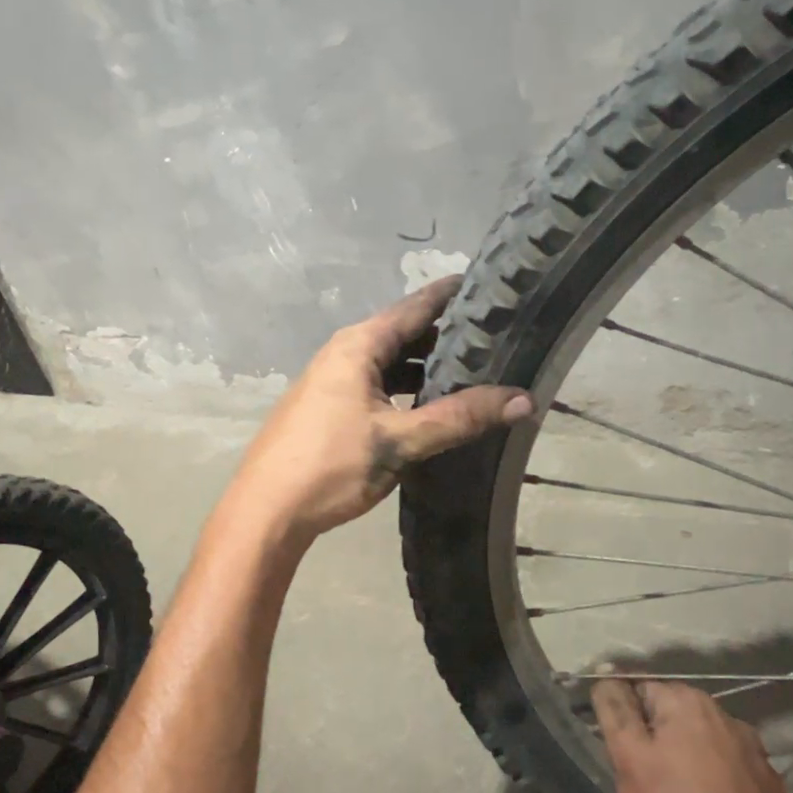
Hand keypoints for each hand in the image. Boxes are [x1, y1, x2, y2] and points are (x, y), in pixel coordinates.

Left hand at [225, 276, 532, 541]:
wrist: (267, 508)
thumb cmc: (330, 465)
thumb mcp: (400, 441)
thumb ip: (459, 418)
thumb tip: (524, 399)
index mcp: (358, 345)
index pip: (415, 306)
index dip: (452, 294)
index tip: (493, 284)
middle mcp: (344, 352)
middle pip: (405, 332)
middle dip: (449, 334)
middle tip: (503, 336)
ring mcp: (334, 379)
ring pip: (392, 362)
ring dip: (429, 366)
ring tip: (480, 371)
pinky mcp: (332, 405)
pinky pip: (379, 383)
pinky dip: (409, 388)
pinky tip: (435, 405)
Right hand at [593, 680, 792, 792]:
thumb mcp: (628, 757)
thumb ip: (614, 708)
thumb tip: (607, 675)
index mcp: (689, 701)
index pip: (639, 689)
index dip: (627, 719)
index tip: (625, 752)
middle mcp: (728, 716)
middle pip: (675, 715)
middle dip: (659, 738)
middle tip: (649, 776)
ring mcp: (758, 753)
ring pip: (705, 743)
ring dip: (690, 758)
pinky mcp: (774, 788)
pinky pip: (733, 771)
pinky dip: (719, 782)